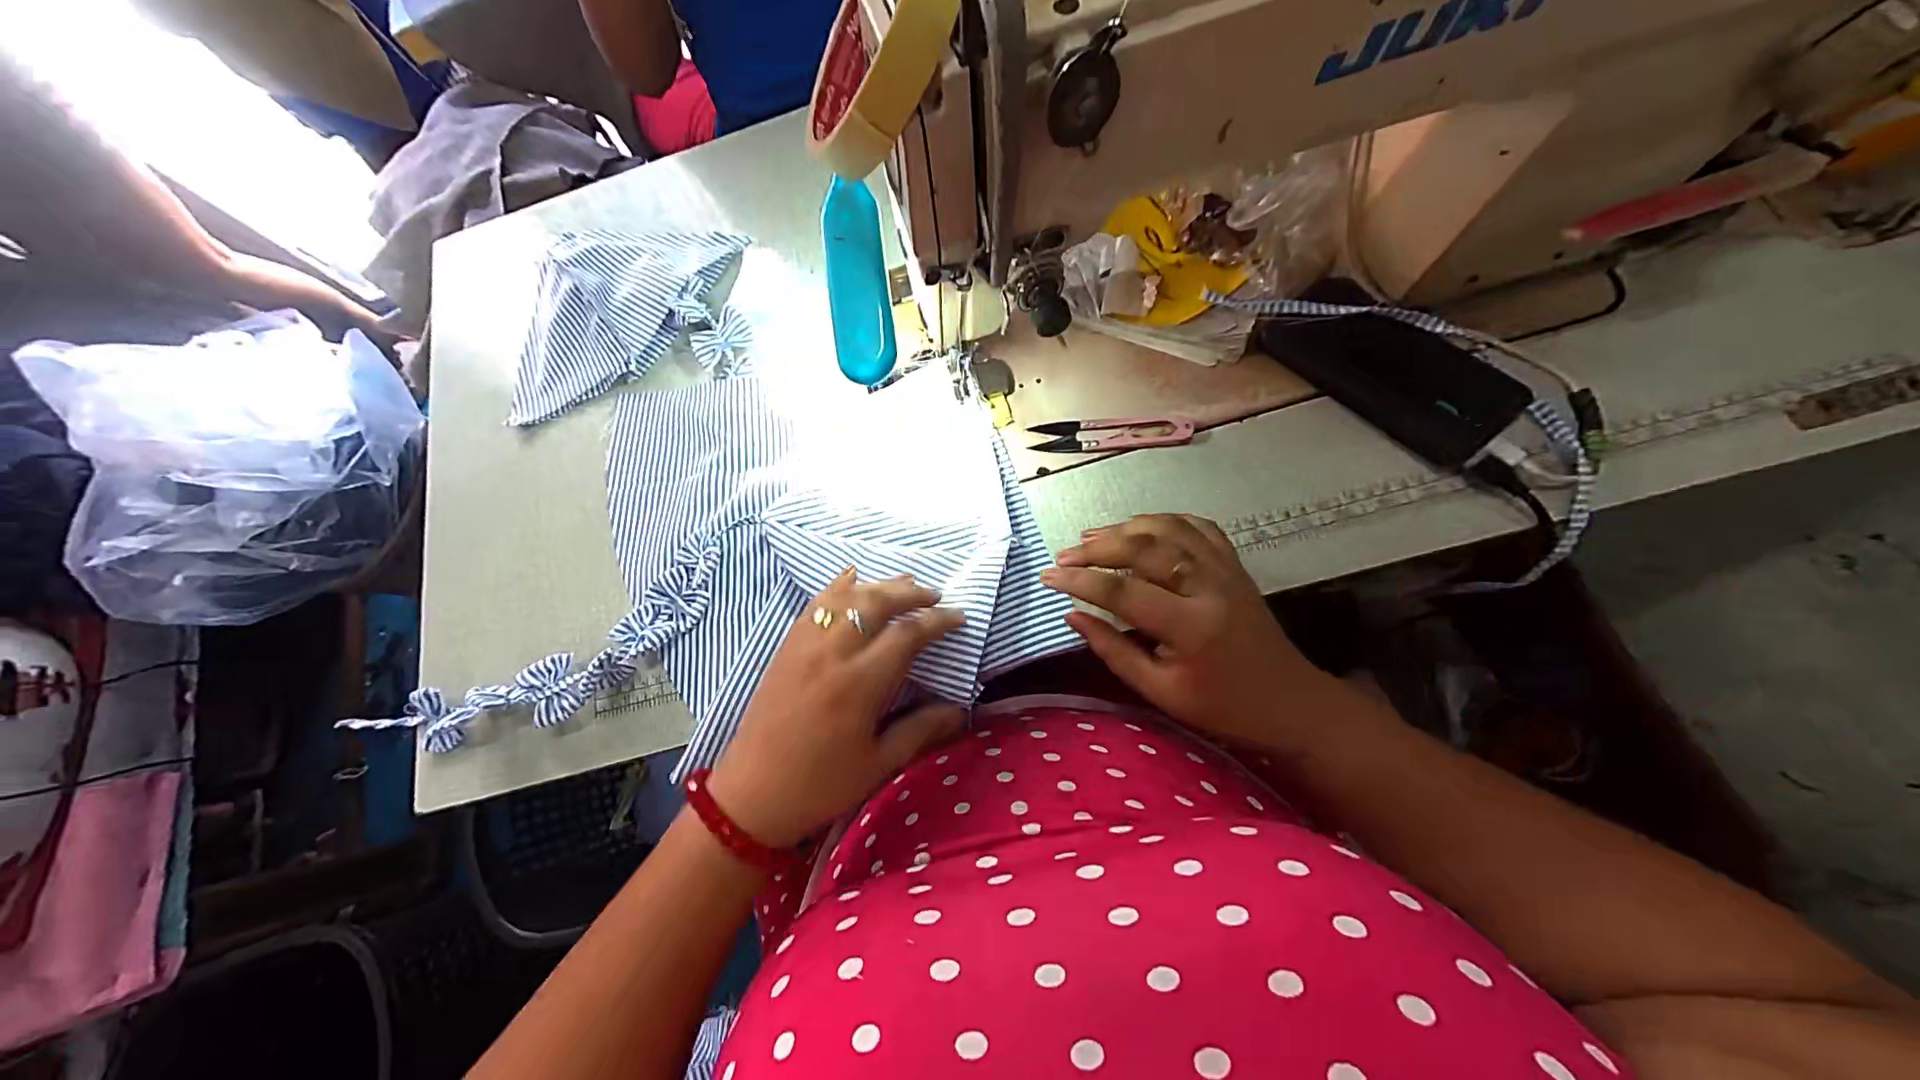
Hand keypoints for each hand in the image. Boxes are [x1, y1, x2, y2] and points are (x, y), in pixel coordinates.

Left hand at [706, 570, 966, 848]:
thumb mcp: (879, 763)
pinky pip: (815, 605)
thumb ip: (920, 728)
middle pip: (876, 603)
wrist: (752, 795)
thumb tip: (960, 709)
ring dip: (878, 585)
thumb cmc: (821, 785)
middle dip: (910, 593)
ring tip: (903, 583)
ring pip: (846, 597)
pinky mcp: (787, 647)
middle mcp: (833, 654)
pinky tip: (852, 577)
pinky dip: (837, 586)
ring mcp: (805, 646)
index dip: (938, 621)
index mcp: (860, 684)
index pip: (907, 634)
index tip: (959, 618)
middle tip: (935, 594)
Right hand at [1040, 514, 1336, 747]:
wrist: (1288, 701)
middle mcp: (1209, 586)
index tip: (1048, 577)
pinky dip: (1163, 521)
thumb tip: (1073, 616)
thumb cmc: (1221, 706)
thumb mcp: (1160, 692)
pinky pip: (1197, 527)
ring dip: (1125, 528)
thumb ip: (1114, 651)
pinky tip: (1140, 527)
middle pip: (1143, 548)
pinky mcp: (1234, 565)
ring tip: (1090, 536)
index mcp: (1191, 626)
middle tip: (1064, 556)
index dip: (1080, 581)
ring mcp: (1226, 569)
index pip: (1123, 592)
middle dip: (1097, 548)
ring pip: (1168, 528)